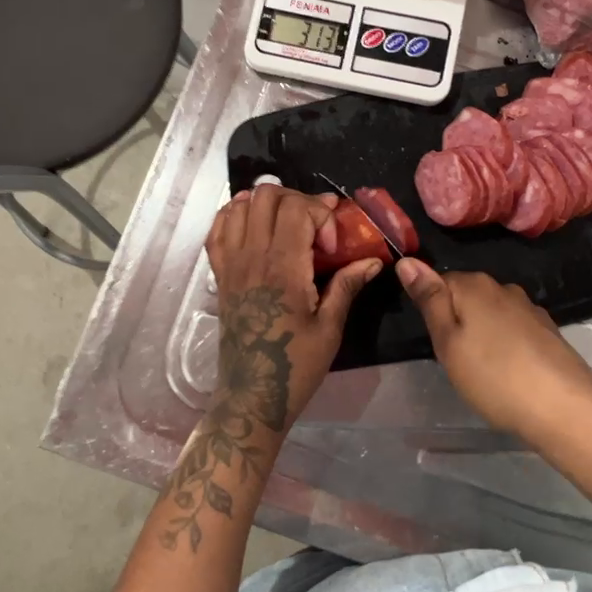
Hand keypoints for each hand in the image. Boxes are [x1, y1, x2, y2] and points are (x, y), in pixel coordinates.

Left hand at [204, 184, 382, 440]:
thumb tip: (373, 260)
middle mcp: (252, 257)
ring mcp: (231, 264)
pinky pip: (218, 230)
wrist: (252, 394)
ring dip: (267, 204)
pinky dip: (235, 217)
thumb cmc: (296, 365)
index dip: (320, 213)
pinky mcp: (220, 275)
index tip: (333, 241)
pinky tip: (254, 225)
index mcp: (282, 268)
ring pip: (240, 206)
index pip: (296, 209)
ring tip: (288, 223)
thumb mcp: (330, 327)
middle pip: (266, 196)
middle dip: (297, 200)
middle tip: (316, 224)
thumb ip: (346, 286)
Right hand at [396, 259, 591, 439]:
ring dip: (484, 332)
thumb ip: (429, 300)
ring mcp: (530, 309)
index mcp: (474, 286)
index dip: (433, 310)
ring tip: (484, 368)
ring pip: (493, 313)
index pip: (440, 282)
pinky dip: (508, 344)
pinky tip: (511, 370)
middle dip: (459, 321)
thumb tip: (407, 260)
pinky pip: (515, 329)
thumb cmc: (493, 377)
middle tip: (456, 359)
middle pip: (468, 296)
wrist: (562, 407)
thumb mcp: (448, 342)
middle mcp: (503, 288)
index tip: (437, 341)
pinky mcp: (548, 331)